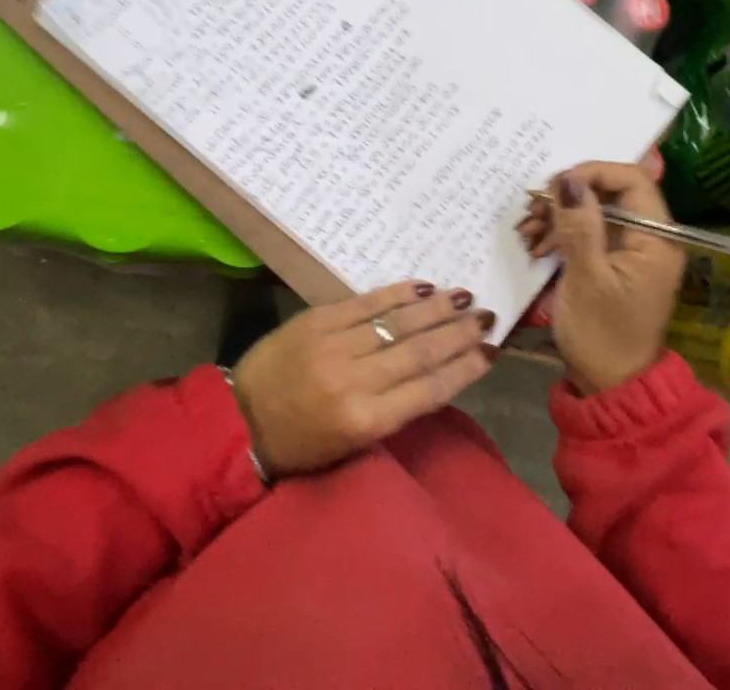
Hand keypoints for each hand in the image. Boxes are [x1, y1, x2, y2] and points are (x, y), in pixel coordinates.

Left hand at [229, 283, 494, 476]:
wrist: (238, 420)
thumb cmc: (301, 444)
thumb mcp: (353, 444)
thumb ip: (395, 409)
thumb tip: (436, 372)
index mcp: (366, 421)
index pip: (429, 389)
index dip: (465, 368)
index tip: (490, 352)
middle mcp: (355, 381)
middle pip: (420, 351)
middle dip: (459, 333)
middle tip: (488, 318)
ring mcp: (334, 345)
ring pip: (397, 322)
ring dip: (437, 308)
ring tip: (465, 298)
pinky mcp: (316, 320)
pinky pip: (365, 302)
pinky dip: (397, 293)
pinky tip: (423, 286)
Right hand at [518, 163, 685, 394]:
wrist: (607, 384)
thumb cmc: (601, 334)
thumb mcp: (586, 278)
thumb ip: (579, 226)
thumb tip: (567, 179)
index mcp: (656, 239)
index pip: (632, 180)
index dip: (592, 172)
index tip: (554, 185)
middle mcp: (649, 238)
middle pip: (610, 193)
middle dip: (568, 197)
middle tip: (532, 210)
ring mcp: (631, 251)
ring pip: (594, 212)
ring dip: (559, 216)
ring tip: (527, 232)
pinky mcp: (613, 263)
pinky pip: (588, 233)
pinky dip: (562, 234)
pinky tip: (536, 246)